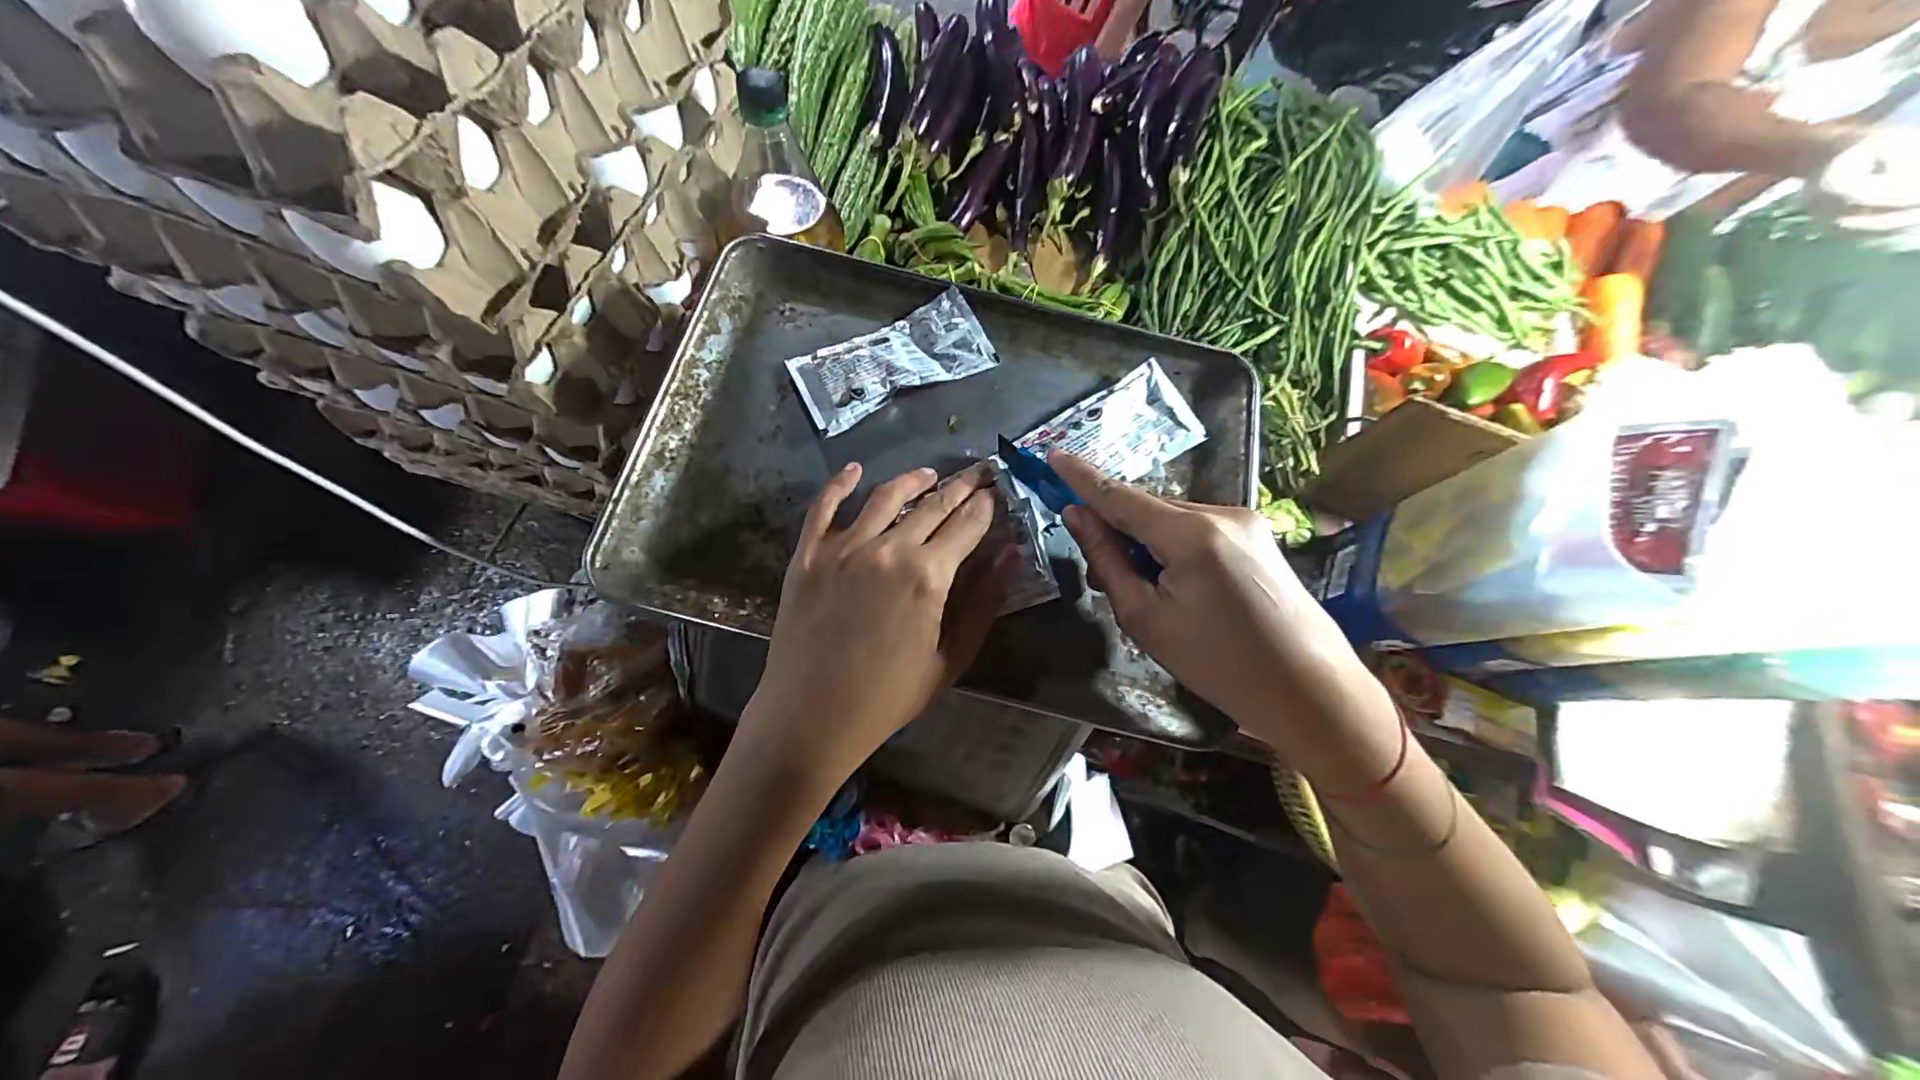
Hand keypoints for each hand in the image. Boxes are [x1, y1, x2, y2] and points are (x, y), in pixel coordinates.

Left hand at [737, 462, 1009, 783]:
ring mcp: (842, 548)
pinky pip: (823, 507)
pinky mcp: (807, 555)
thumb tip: (1010, 554)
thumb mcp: (949, 658)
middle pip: (932, 505)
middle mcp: (888, 550)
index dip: (986, 507)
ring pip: (883, 496)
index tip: (996, 493)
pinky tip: (855, 470)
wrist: (812, 716)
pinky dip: (839, 484)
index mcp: (927, 576)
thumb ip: (983, 602)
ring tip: (929, 473)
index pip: (967, 525)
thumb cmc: (889, 696)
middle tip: (976, 472)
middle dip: (960, 486)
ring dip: (912, 480)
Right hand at [1052, 453, 1394, 771]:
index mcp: (1192, 534)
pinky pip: (1200, 533)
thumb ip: (1107, 560)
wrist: (1310, 690)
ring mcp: (1247, 523)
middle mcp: (1222, 514)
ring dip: (1148, 545)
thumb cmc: (1219, 663)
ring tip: (1145, 593)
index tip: (1052, 455)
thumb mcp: (1147, 618)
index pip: (1121, 496)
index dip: (1082, 478)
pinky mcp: (1259, 538)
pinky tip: (1180, 589)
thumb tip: (1077, 517)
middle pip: (1149, 511)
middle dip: (1118, 533)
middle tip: (1101, 577)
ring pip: (1174, 522)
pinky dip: (1176, 551)